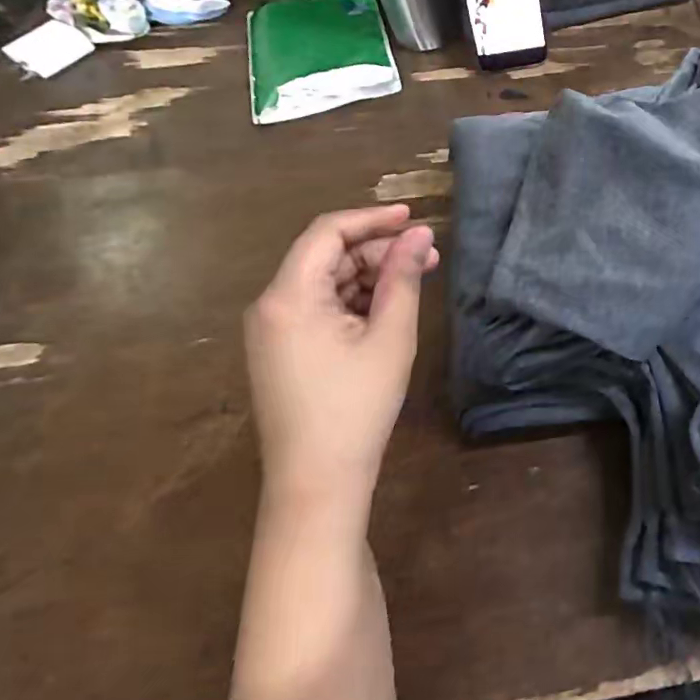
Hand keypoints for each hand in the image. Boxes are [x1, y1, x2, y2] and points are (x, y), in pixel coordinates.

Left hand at [244, 205, 438, 498]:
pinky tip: (390, 308)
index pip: (328, 232)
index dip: (372, 218)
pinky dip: (356, 300)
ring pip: (327, 281)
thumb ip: (404, 277)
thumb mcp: (390, 336)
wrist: (317, 482)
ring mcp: (274, 330)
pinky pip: (321, 307)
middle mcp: (271, 305)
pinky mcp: (283, 350)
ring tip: (417, 281)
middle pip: (327, 256)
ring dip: (371, 275)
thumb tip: (420, 234)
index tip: (414, 217)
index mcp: (288, 296)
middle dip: (378, 251)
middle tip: (428, 258)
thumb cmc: (357, 405)